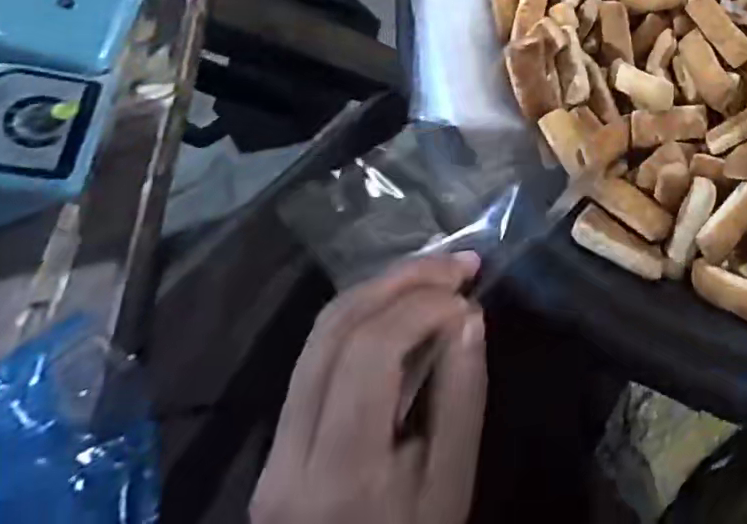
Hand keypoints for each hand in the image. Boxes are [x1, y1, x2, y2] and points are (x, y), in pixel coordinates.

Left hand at [252, 252, 486, 523]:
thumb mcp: (453, 483)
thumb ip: (462, 397)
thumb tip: (469, 315)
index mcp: (340, 471)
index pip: (371, 352)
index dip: (423, 306)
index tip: (472, 297)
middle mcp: (289, 451)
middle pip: (333, 331)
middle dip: (402, 280)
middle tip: (462, 263)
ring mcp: (274, 446)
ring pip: (318, 335)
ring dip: (382, 288)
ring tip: (438, 273)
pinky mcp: (278, 439)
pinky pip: (317, 355)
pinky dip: (366, 314)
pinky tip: (405, 305)